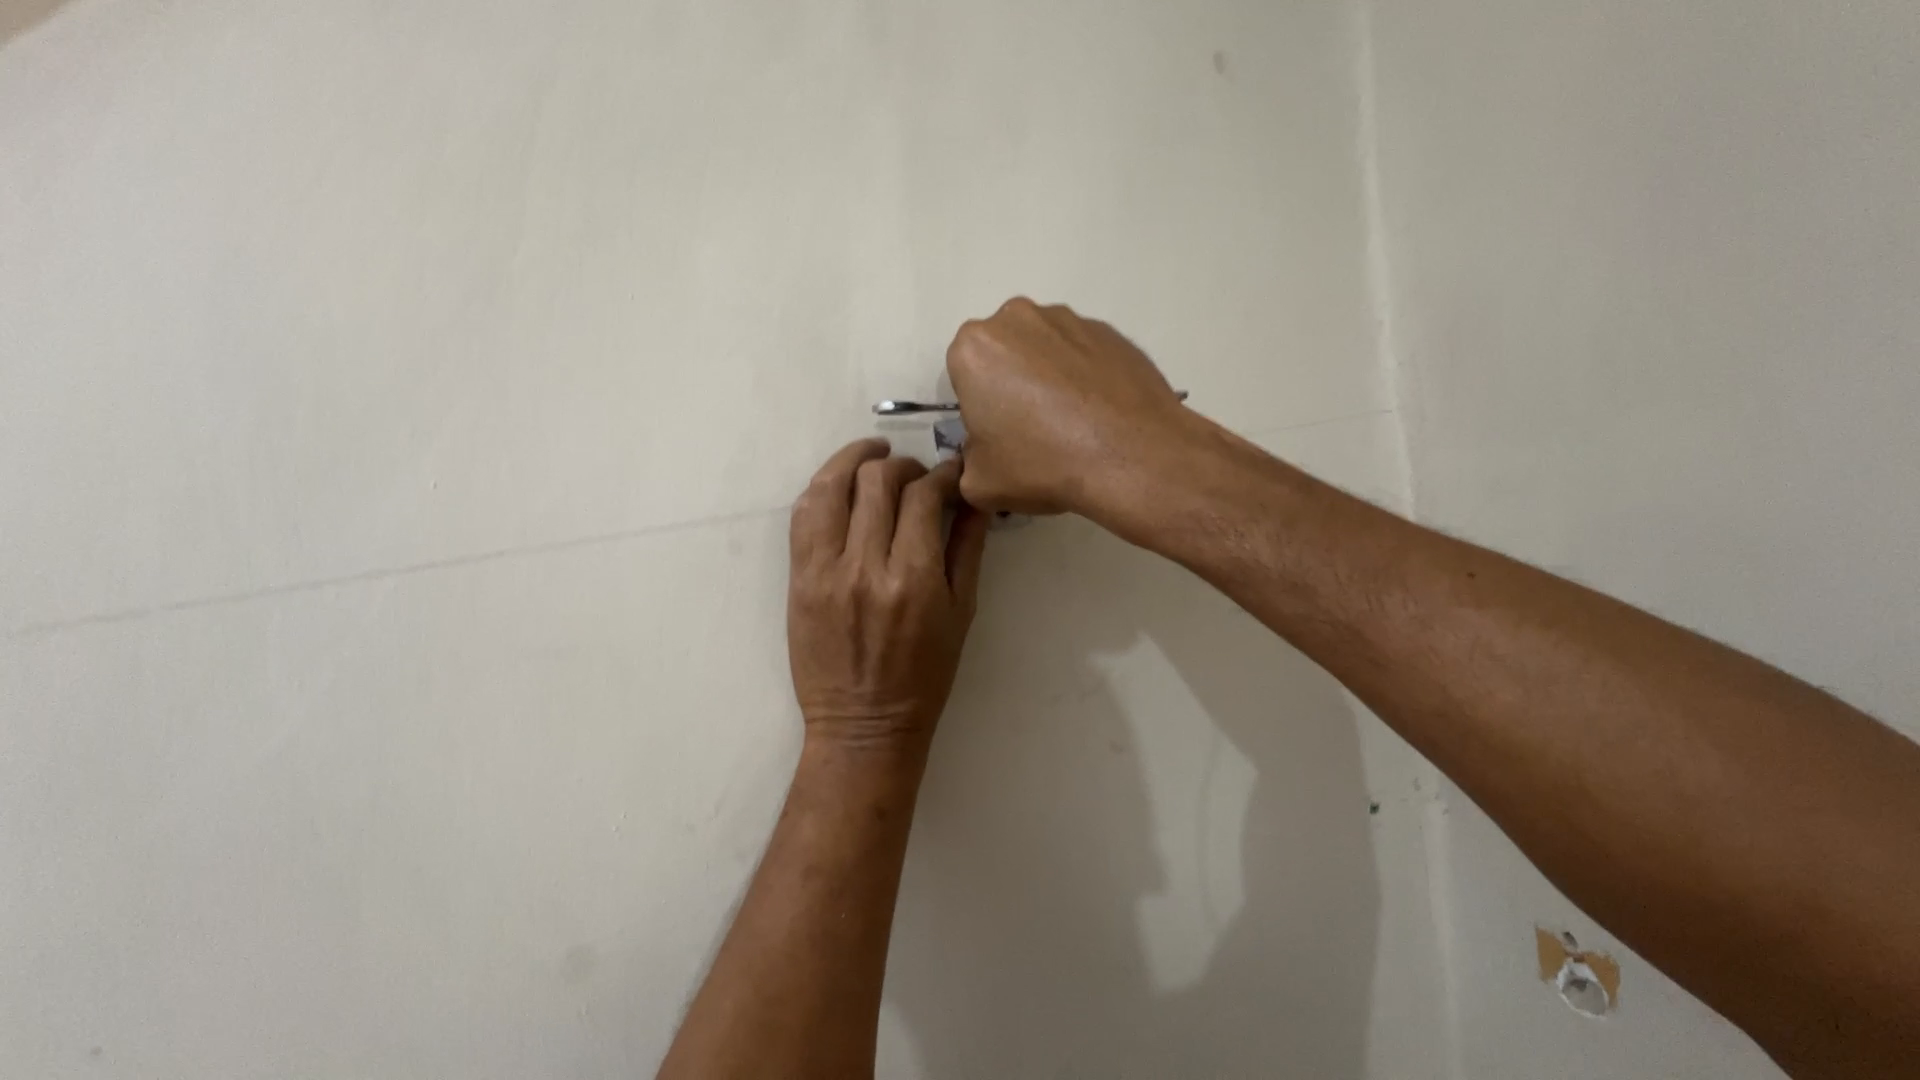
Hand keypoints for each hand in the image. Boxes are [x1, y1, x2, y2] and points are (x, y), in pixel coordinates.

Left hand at [787, 439, 989, 748]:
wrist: (864, 723)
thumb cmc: (925, 676)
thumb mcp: (961, 614)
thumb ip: (967, 549)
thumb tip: (973, 496)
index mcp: (915, 579)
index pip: (924, 497)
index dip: (941, 475)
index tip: (950, 474)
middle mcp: (866, 567)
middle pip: (878, 481)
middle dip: (903, 466)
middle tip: (916, 474)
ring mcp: (824, 571)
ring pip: (832, 486)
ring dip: (856, 460)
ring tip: (874, 457)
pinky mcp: (798, 578)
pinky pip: (803, 515)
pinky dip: (823, 488)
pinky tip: (842, 485)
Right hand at [945, 297, 1193, 519]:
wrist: (1131, 457)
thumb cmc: (1042, 464)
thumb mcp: (979, 483)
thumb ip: (968, 460)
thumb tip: (985, 452)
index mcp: (974, 348)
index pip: (963, 376)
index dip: (979, 408)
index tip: (999, 435)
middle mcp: (1017, 319)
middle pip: (1004, 353)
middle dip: (1012, 383)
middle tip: (1033, 430)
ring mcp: (1069, 320)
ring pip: (1045, 350)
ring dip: (1049, 377)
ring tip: (1072, 424)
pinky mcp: (1110, 331)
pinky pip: (1084, 354)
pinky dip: (1085, 377)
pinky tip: (1099, 415)